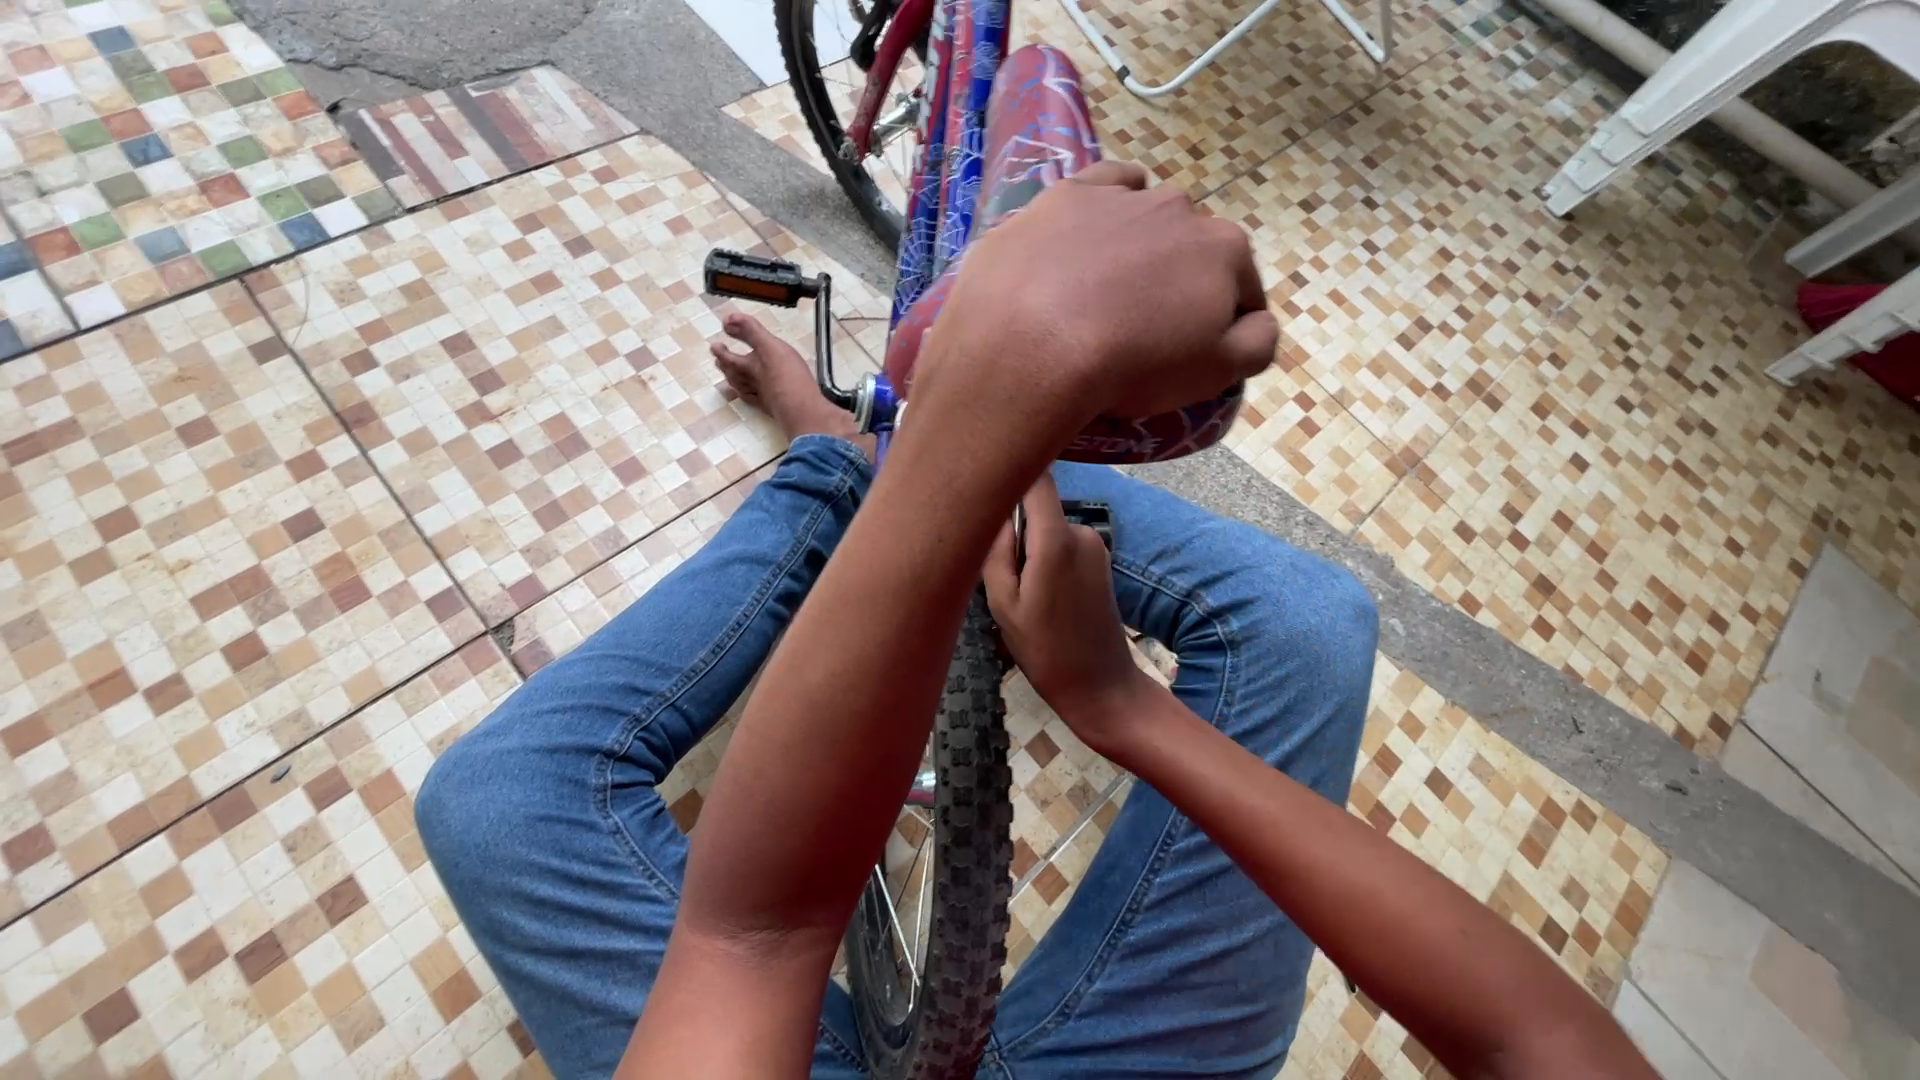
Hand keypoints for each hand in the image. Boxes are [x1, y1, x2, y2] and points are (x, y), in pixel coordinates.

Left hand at [911, 161, 1278, 446]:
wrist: (1030, 346)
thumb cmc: (1130, 367)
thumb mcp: (1213, 374)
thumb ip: (1256, 343)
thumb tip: (1259, 321)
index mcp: (1226, 250)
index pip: (1241, 290)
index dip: (1219, 325)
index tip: (1186, 353)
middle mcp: (1181, 209)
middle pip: (1190, 251)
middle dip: (1175, 283)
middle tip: (1138, 330)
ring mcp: (1120, 196)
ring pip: (1146, 217)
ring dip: (1139, 246)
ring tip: (1103, 290)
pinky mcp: (1063, 196)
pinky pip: (1101, 185)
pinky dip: (1106, 201)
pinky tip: (1092, 226)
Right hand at [982, 473, 1156, 758]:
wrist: (1100, 685)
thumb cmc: (1044, 649)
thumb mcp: (1003, 603)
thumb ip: (995, 549)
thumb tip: (989, 508)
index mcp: (1055, 539)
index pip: (1037, 476)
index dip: (1012, 467)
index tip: (985, 472)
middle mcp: (1081, 530)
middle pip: (1035, 506)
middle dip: (1013, 528)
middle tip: (999, 572)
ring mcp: (1095, 544)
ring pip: (1045, 529)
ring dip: (1028, 549)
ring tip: (1022, 593)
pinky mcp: (1100, 559)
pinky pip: (1060, 544)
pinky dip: (1044, 560)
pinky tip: (1041, 597)